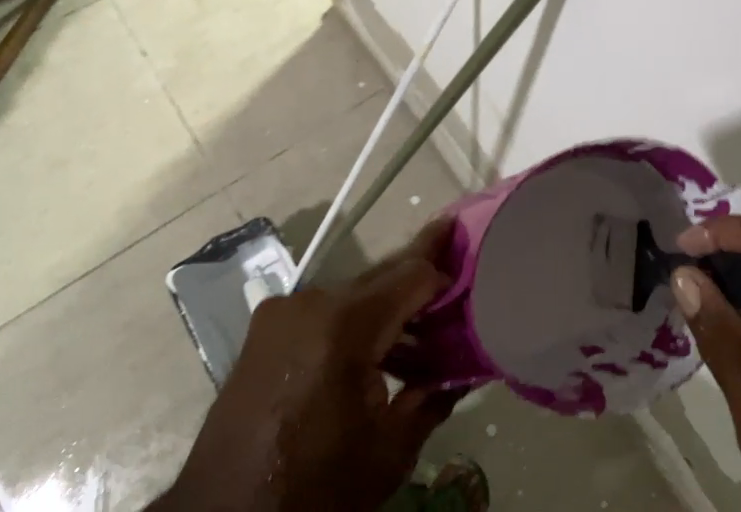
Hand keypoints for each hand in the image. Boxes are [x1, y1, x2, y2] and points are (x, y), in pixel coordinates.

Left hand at [155, 221, 462, 511]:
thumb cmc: (315, 485)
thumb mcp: (390, 450)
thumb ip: (433, 397)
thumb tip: (466, 369)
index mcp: (342, 325)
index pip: (412, 274)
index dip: (447, 269)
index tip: (474, 255)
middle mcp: (309, 303)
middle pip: (382, 277)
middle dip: (421, 275)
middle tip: (457, 256)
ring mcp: (281, 313)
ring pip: (354, 295)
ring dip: (390, 308)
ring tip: (428, 328)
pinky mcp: (265, 332)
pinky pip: (326, 312)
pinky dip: (358, 323)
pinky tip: (384, 350)